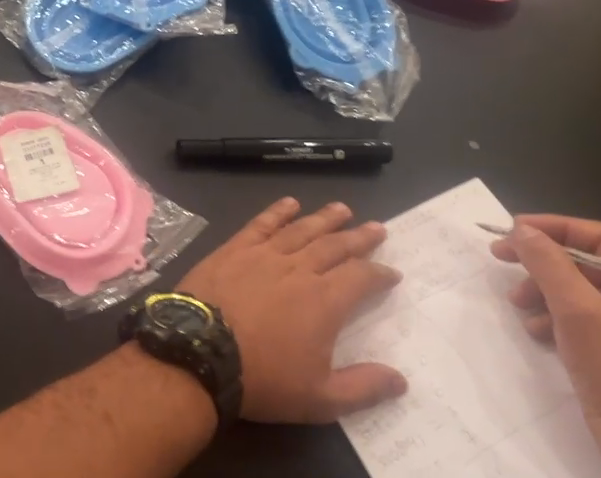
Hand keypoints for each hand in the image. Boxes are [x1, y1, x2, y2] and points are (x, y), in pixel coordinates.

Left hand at [177, 197, 405, 423]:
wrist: (199, 351)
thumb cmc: (263, 378)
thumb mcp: (321, 399)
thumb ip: (363, 387)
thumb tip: (401, 379)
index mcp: (324, 302)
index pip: (360, 278)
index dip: (379, 274)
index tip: (392, 272)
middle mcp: (298, 270)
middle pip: (334, 246)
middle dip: (359, 238)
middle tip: (377, 227)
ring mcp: (263, 255)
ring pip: (301, 230)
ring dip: (324, 218)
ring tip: (342, 208)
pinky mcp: (234, 249)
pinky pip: (261, 224)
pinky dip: (277, 212)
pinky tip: (289, 203)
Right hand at [491, 217, 600, 474]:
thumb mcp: (577, 312)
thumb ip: (548, 264)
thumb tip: (521, 228)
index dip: (554, 227)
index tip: (512, 229)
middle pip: (589, 264)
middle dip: (543, 263)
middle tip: (501, 258)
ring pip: (583, 291)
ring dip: (545, 291)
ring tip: (519, 305)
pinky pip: (588, 318)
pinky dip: (558, 317)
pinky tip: (539, 331)